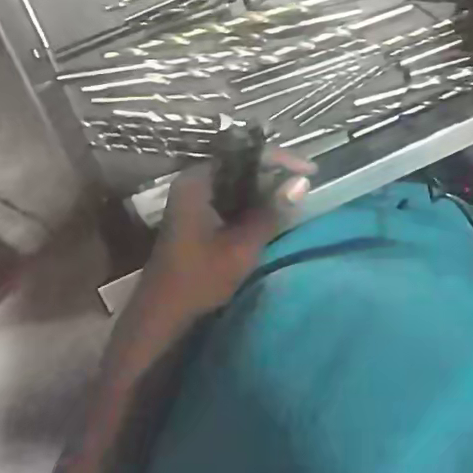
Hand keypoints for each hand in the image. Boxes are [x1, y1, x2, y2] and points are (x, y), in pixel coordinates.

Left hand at [136, 152, 313, 318]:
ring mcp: (194, 200)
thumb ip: (273, 211)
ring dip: (266, 188)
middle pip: (242, 166)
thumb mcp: (242, 245)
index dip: (280, 159)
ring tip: (297, 193)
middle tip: (306, 181)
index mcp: (197, 182)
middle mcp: (194, 183)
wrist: (162, 316)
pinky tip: (275, 210)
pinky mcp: (199, 217)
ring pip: (239, 183)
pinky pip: (233, 198)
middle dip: (275, 172)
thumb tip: (303, 181)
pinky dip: (254, 202)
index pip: (244, 155)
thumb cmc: (199, 279)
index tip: (310, 170)